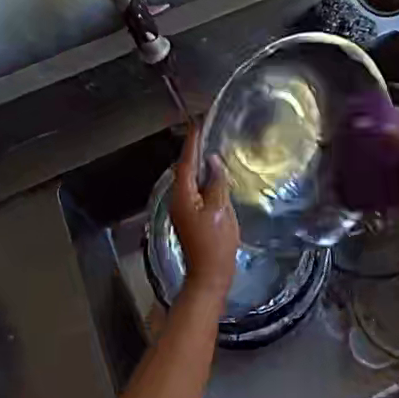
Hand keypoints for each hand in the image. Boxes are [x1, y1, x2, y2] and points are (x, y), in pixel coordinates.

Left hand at [171, 126, 239, 297]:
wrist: (210, 275)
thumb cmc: (216, 244)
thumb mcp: (220, 210)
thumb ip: (216, 183)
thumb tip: (213, 161)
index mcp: (183, 195)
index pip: (187, 162)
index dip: (193, 141)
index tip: (198, 122)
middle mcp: (178, 199)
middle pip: (185, 168)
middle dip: (194, 149)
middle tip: (206, 130)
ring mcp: (182, 209)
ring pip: (189, 179)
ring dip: (198, 163)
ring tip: (210, 146)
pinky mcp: (190, 216)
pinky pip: (194, 189)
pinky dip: (202, 178)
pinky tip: (214, 174)